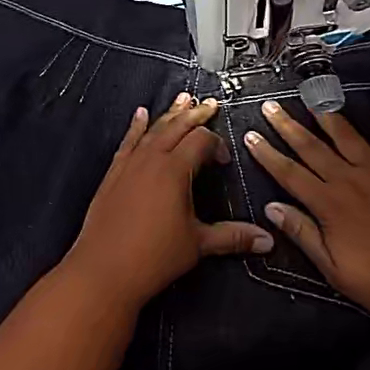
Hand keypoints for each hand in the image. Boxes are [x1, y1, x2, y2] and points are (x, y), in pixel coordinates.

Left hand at [62, 93, 274, 309]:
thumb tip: (265, 239)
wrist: (103, 270)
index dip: (216, 145)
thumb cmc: (152, 257)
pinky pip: (128, 141)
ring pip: (154, 129)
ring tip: (182, 98)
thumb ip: (232, 236)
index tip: (224, 160)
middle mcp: (151, 159)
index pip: (201, 141)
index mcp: (174, 170)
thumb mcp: (197, 244)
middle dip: (196, 114)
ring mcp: (130, 164)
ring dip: (170, 114)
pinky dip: (136, 126)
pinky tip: (139, 115)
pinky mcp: (113, 173)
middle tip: (209, 104)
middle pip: (178, 126)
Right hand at [244, 100, 369, 341]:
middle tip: (270, 106)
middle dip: (287, 126)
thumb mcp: (337, 271)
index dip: (267, 154)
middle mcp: (351, 181)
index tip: (250, 135)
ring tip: (311, 99)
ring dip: (326, 117)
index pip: (289, 173)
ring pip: (347, 138)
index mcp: (330, 205)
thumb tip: (272, 208)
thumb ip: (304, 235)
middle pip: (312, 148)